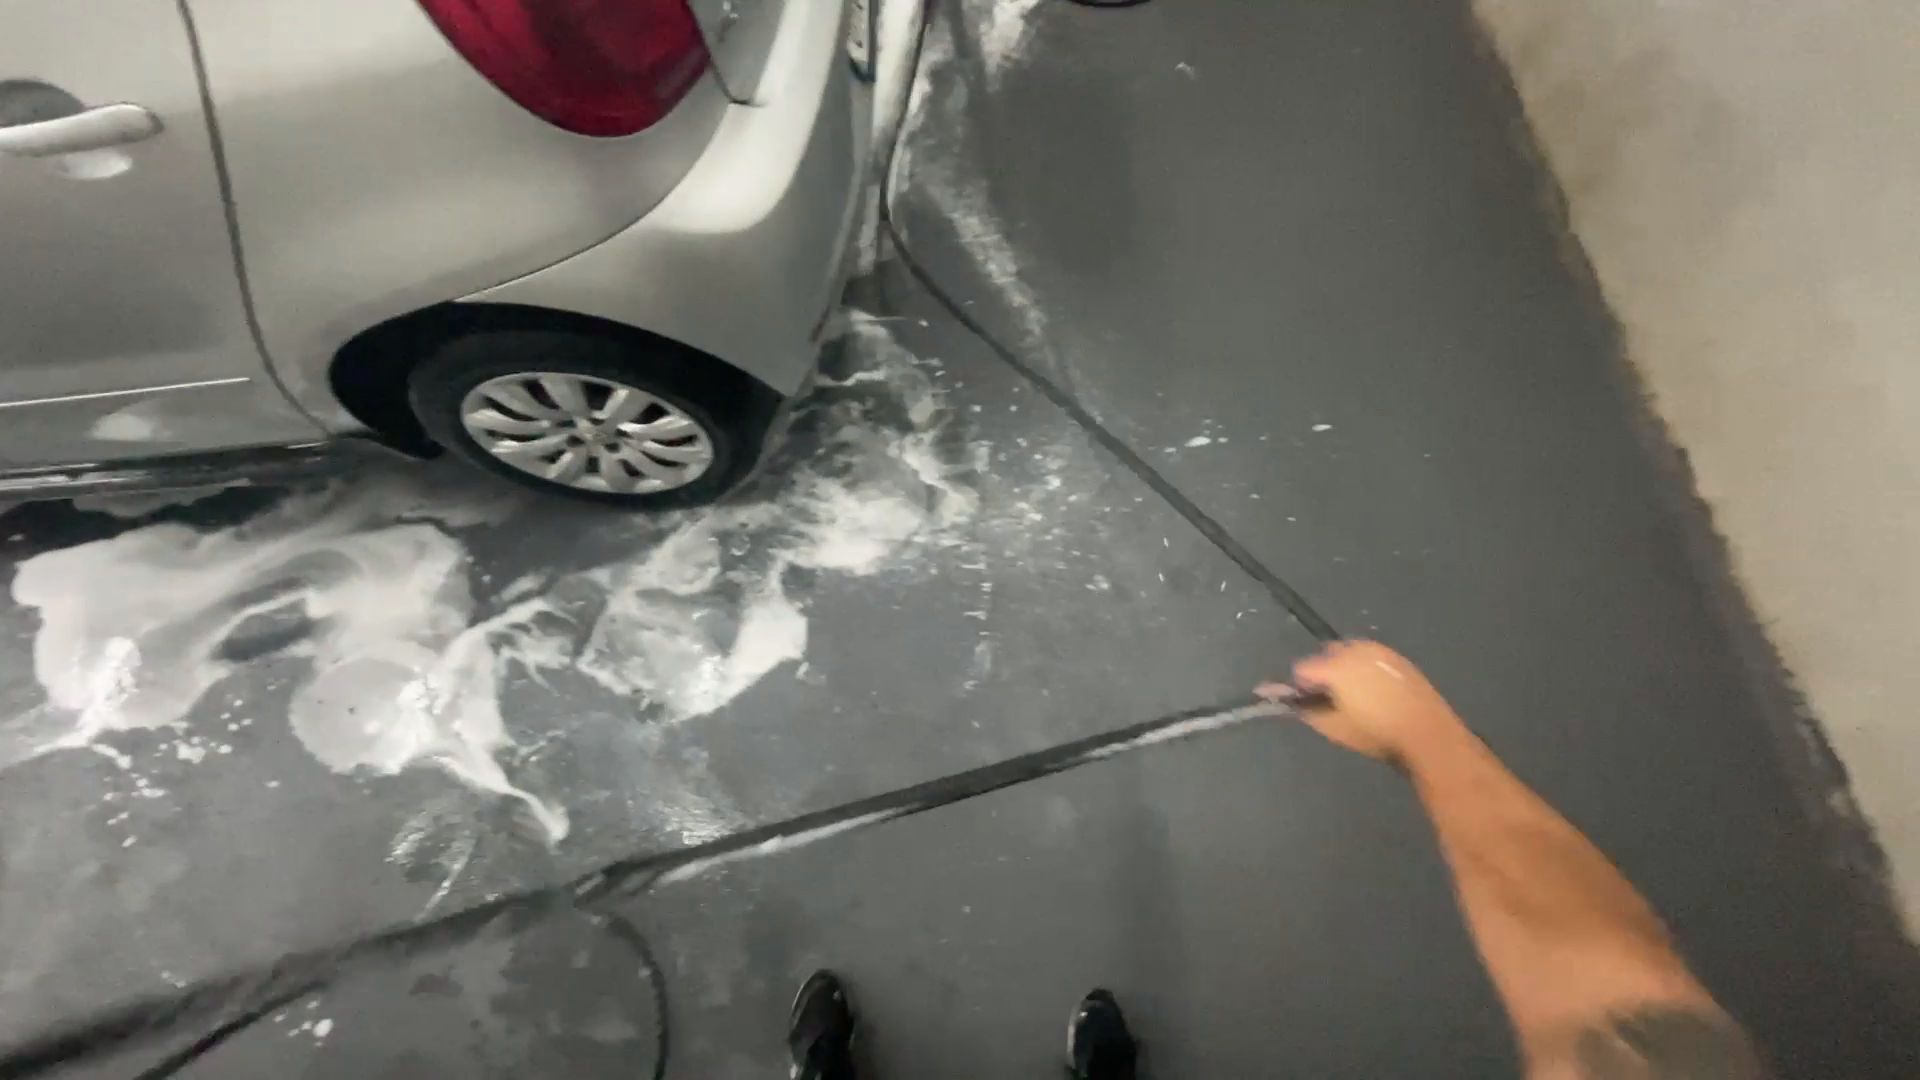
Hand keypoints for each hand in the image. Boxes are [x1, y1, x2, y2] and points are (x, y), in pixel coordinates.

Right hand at [1258, 641, 1463, 764]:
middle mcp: (1353, 650)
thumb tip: (1267, 694)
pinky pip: (1368, 656)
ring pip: (1346, 653)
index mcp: (1334, 666)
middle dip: (1323, 674)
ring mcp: (1377, 650)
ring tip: (1357, 696)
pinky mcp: (1396, 656)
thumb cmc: (1375, 733)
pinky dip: (1364, 668)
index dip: (1302, 687)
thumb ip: (1300, 708)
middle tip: (1335, 701)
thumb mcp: (1332, 727)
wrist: (1429, 734)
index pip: (1301, 669)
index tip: (1313, 704)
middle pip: (1323, 656)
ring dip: (1343, 669)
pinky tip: (1376, 691)